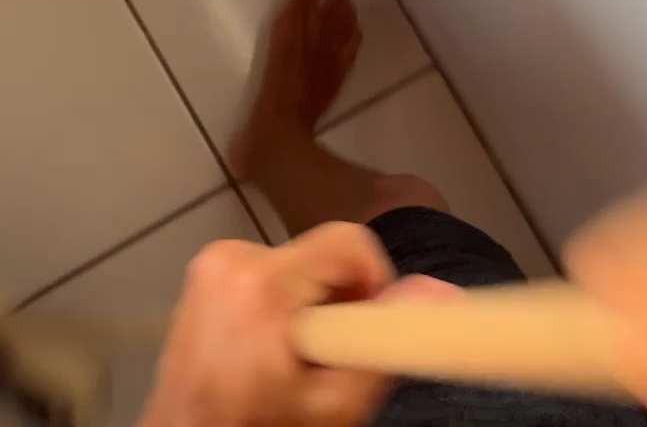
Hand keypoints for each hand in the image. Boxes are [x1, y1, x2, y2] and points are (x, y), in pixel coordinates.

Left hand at [140, 222, 454, 426]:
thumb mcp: (336, 406)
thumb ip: (386, 345)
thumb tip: (441, 288)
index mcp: (262, 282)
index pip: (347, 241)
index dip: (375, 282)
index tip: (368, 329)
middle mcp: (231, 255)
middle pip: (320, 253)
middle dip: (340, 300)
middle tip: (330, 358)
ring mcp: (212, 260)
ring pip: (295, 263)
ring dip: (309, 303)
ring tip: (294, 360)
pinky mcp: (205, 269)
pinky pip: (265, 270)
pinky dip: (281, 301)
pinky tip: (268, 347)